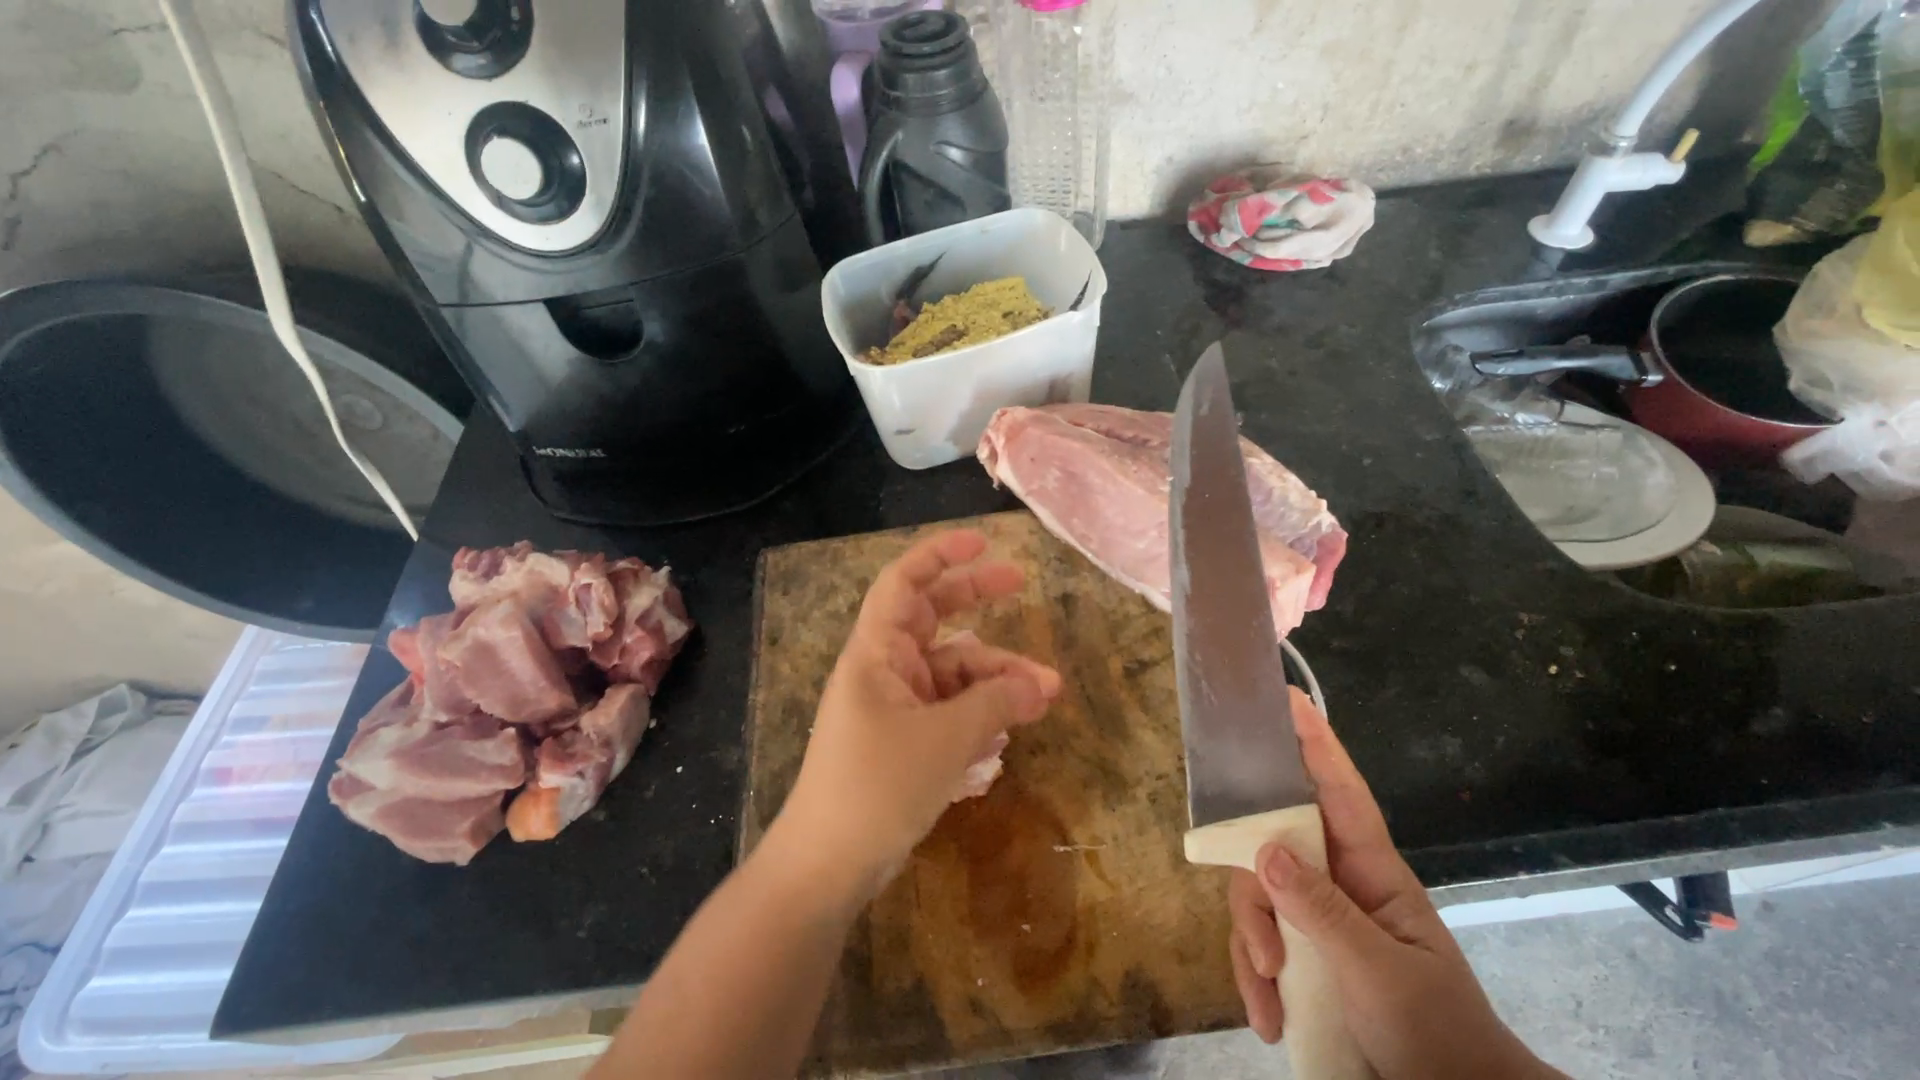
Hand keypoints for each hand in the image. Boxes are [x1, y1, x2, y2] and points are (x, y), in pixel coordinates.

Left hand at [776, 530, 1061, 897]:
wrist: (829, 863)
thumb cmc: (878, 784)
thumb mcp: (946, 739)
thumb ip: (995, 704)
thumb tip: (1040, 686)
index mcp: (876, 652)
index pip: (903, 582)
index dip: (940, 555)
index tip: (983, 542)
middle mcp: (884, 670)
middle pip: (933, 618)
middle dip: (977, 601)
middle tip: (1022, 585)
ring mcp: (895, 707)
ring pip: (952, 672)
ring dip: (995, 679)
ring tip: (1045, 698)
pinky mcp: (906, 743)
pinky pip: (950, 711)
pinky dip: (981, 714)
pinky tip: (1012, 730)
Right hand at [1227, 688, 1565, 1079]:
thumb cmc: (1437, 1033)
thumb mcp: (1380, 974)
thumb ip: (1322, 912)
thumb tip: (1263, 849)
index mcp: (1374, 875)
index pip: (1340, 795)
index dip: (1316, 745)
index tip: (1290, 698)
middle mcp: (1340, 886)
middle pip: (1274, 851)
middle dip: (1257, 896)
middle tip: (1264, 952)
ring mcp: (1320, 921)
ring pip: (1258, 900)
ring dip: (1253, 950)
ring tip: (1271, 1001)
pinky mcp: (1304, 957)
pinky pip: (1259, 946)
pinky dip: (1255, 982)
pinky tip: (1269, 1019)